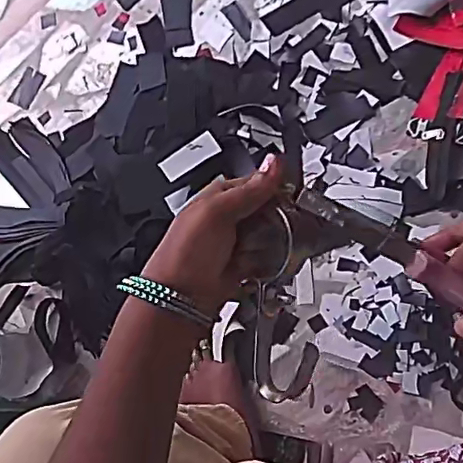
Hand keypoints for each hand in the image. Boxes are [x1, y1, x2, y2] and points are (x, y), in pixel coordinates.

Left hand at [140, 155, 284, 313]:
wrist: (178, 300)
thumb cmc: (184, 253)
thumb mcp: (218, 212)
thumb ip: (250, 189)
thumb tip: (274, 162)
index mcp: (220, 195)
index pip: (260, 182)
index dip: (276, 190)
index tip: (284, 200)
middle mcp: (229, 218)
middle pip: (271, 212)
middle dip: (271, 224)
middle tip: (255, 233)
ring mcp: (237, 243)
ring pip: (272, 237)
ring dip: (264, 248)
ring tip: (243, 255)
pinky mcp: (244, 266)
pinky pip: (268, 261)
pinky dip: (264, 266)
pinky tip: (249, 268)